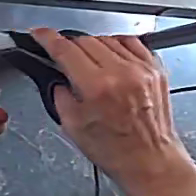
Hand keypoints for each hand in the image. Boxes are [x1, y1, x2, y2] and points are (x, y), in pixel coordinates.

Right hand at [31, 30, 195, 195]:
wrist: (151, 161)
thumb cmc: (116, 151)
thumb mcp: (73, 127)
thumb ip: (60, 96)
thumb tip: (58, 77)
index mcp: (97, 88)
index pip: (65, 50)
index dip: (47, 38)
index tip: (40, 34)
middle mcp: (122, 74)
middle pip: (85, 40)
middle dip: (70, 47)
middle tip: (66, 61)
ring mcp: (141, 69)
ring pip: (107, 38)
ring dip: (93, 47)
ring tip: (91, 67)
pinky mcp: (155, 69)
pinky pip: (131, 43)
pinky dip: (117, 46)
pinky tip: (112, 60)